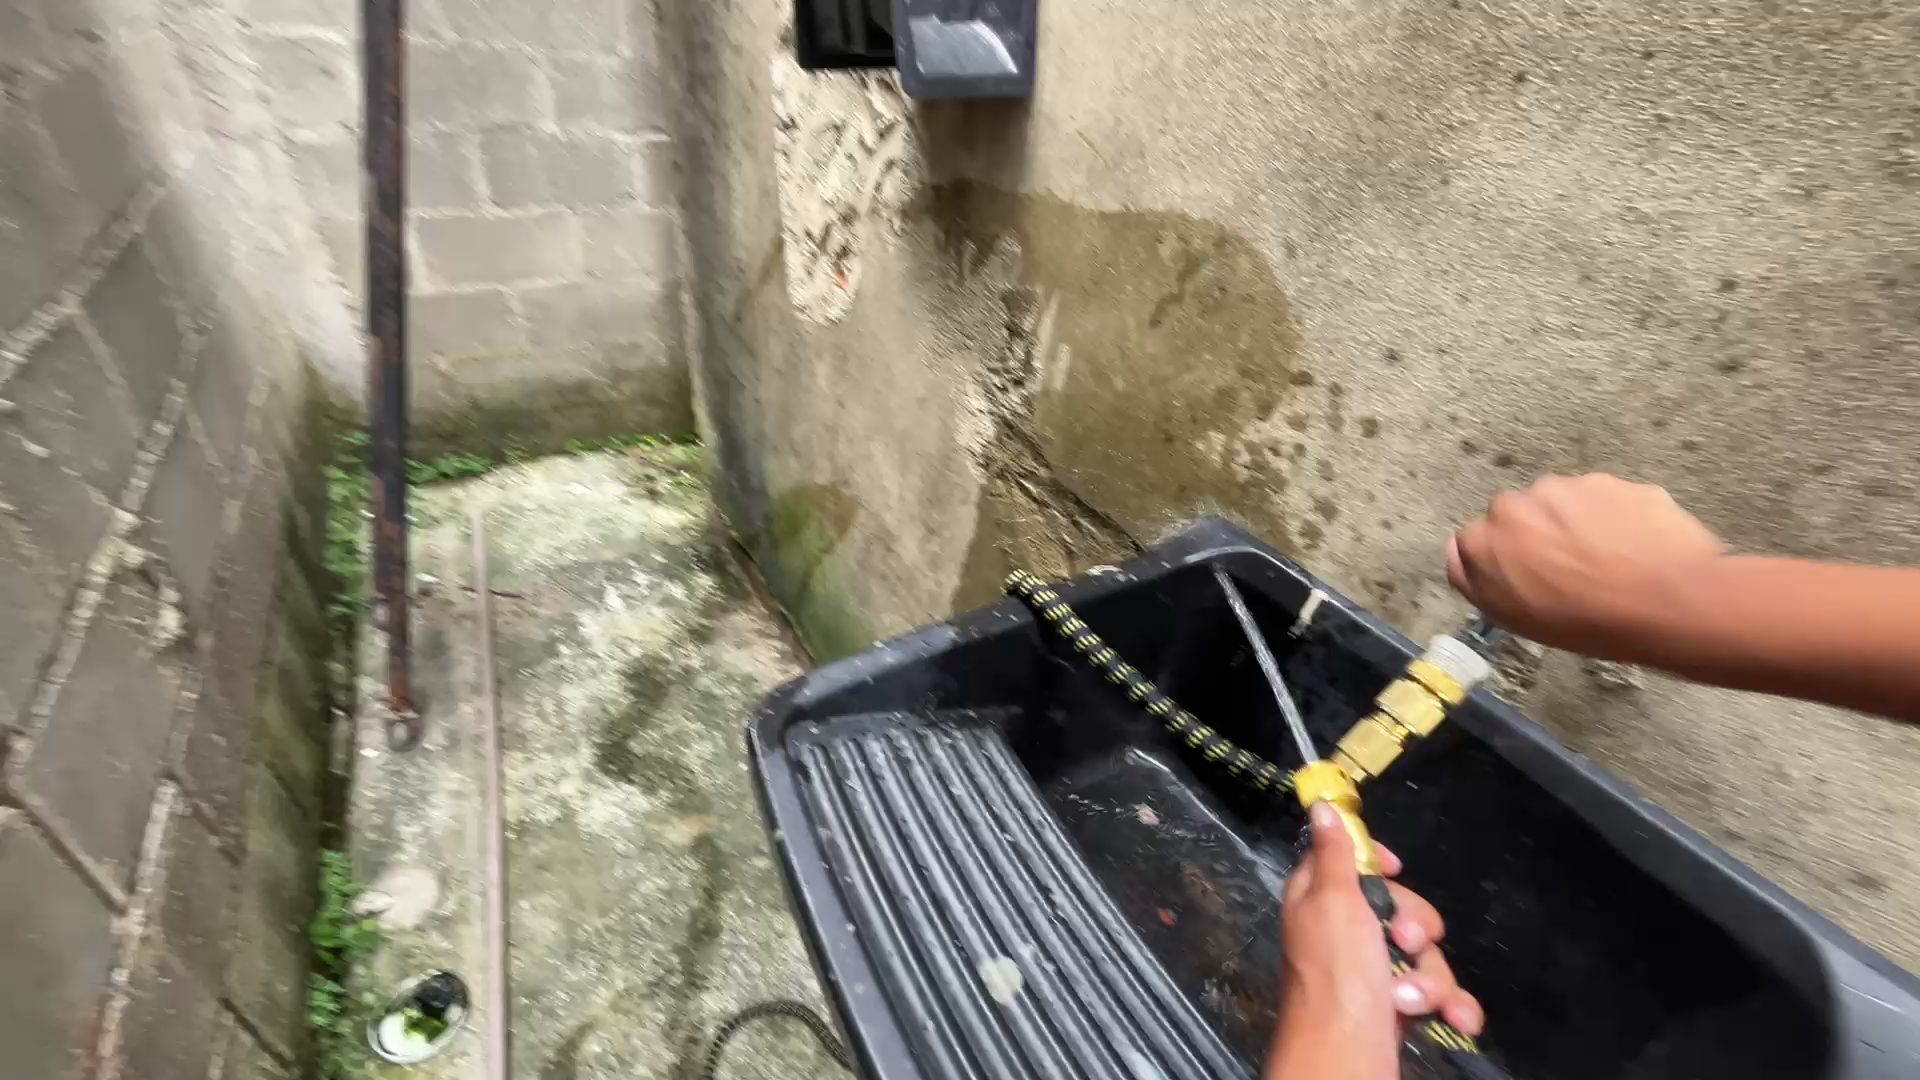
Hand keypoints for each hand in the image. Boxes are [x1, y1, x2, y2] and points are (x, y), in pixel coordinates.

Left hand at [1264, 802, 1483, 1079]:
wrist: (1347, 1052)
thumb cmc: (1337, 970)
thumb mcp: (1333, 900)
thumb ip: (1334, 854)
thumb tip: (1321, 806)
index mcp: (1320, 895)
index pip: (1348, 858)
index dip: (1374, 858)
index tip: (1394, 867)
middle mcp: (1345, 926)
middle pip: (1400, 904)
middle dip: (1415, 926)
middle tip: (1406, 942)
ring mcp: (1373, 966)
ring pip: (1424, 951)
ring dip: (1428, 976)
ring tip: (1410, 999)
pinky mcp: (1399, 1003)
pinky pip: (1439, 991)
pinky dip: (1451, 1004)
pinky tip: (1455, 1018)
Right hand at [1446, 473, 1724, 656]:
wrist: (1670, 603)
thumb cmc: (1583, 620)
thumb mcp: (1506, 614)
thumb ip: (1469, 576)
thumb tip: (1459, 548)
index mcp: (1479, 538)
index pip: (1477, 540)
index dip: (1503, 559)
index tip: (1527, 577)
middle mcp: (1510, 504)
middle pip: (1515, 515)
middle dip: (1534, 532)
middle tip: (1567, 567)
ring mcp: (1562, 488)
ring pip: (1557, 502)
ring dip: (1571, 521)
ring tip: (1604, 556)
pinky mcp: (1609, 482)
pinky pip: (1601, 497)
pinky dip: (1611, 515)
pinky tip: (1632, 545)